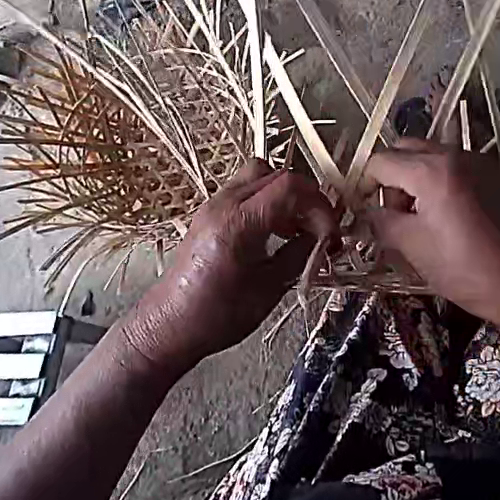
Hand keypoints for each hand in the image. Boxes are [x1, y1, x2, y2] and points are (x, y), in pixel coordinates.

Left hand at [119, 159, 337, 374]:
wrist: (169, 325)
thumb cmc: (218, 315)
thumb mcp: (269, 288)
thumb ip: (300, 255)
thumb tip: (324, 239)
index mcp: (238, 223)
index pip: (289, 187)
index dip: (319, 206)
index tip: (330, 234)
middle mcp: (224, 204)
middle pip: (278, 174)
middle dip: (308, 198)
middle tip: (321, 229)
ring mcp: (214, 204)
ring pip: (261, 175)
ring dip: (287, 194)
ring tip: (299, 228)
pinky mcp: (210, 212)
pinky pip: (246, 189)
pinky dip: (269, 199)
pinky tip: (277, 230)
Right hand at [358, 137, 499, 336]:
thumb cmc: (470, 271)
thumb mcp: (416, 249)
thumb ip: (383, 223)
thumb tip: (365, 213)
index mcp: (432, 171)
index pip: (382, 161)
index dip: (364, 184)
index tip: (363, 209)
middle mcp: (457, 155)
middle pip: (407, 149)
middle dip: (392, 177)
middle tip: (392, 214)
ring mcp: (482, 162)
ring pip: (434, 156)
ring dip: (417, 178)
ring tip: (421, 219)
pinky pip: (459, 167)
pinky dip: (443, 181)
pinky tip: (450, 217)